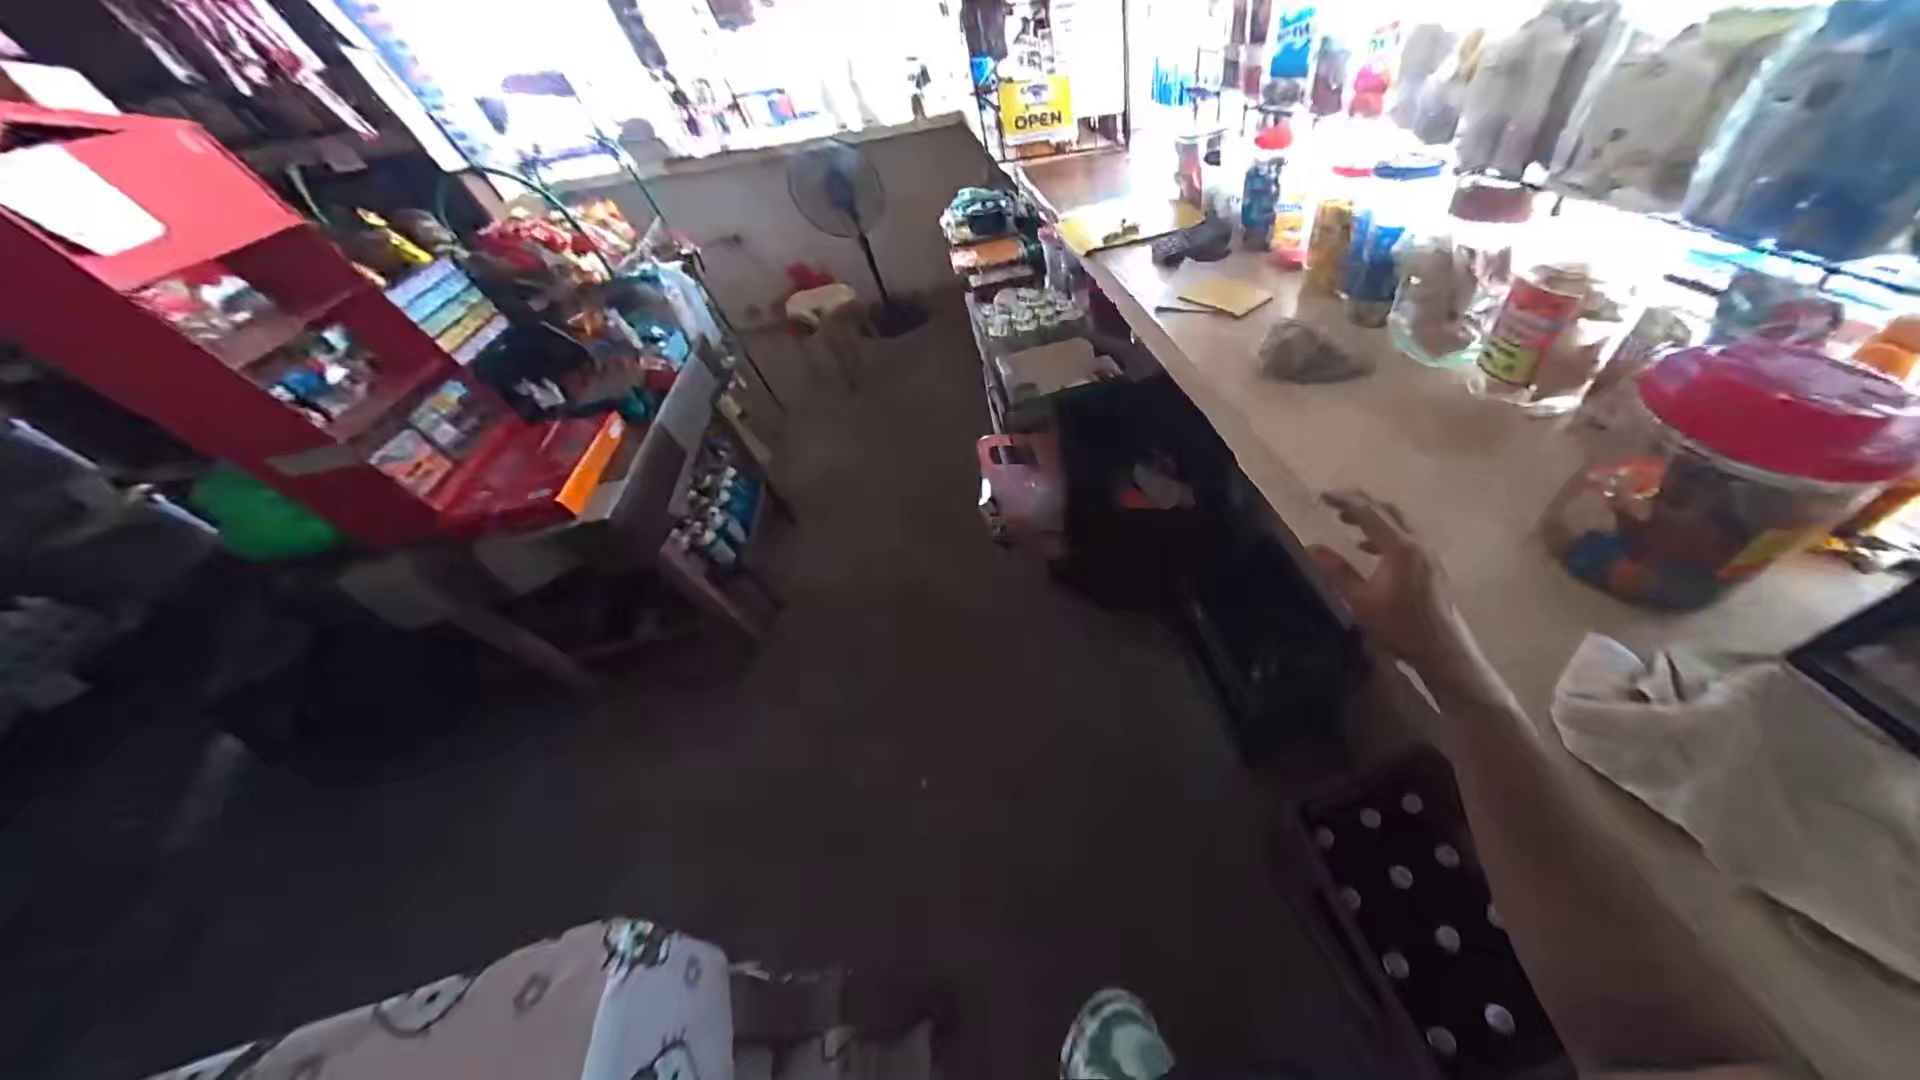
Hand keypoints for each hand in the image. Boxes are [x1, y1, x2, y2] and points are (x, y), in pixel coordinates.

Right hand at [1308, 489, 1472, 674]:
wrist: (1442, 650)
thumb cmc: (1399, 626)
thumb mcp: (1359, 600)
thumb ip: (1337, 572)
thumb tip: (1313, 547)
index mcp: (1401, 549)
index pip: (1370, 514)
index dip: (1345, 502)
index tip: (1323, 496)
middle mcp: (1418, 545)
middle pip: (1388, 512)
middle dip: (1360, 503)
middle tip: (1334, 502)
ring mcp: (1428, 556)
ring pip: (1399, 524)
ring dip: (1372, 518)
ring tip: (1347, 521)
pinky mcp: (1430, 568)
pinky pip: (1405, 539)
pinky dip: (1383, 535)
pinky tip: (1368, 548)